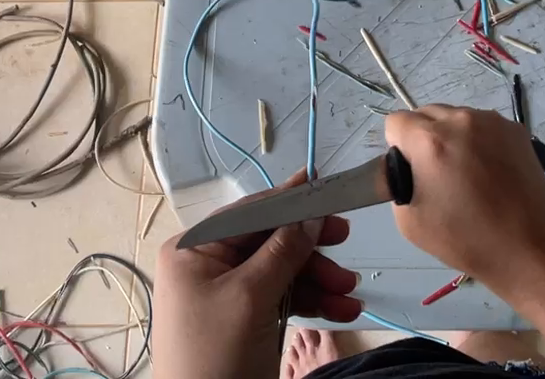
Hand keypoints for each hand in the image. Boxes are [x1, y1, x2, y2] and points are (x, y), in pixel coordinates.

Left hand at [152, 170, 363, 378]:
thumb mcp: (250, 299)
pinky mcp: (243, 320)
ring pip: (281, 270)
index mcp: (194, 249)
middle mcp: (207, 264)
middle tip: (345, 239)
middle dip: (309, 248)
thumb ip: (282, 252)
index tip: (324, 187)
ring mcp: (226, 294)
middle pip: (269, 240)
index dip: (289, 200)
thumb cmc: (214, 358)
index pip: (250, 212)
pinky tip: (341, 310)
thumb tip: (309, 215)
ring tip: (349, 292)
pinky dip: (311, 301)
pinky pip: (281, 297)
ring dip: (318, 279)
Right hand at [384, 105, 544, 289]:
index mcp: (430, 140)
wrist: (528, 248)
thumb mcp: (409, 221)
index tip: (414, 172)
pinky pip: (482, 124)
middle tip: (439, 174)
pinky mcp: (514, 128)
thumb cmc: (465, 239)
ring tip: (469, 173)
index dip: (398, 147)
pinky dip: (478, 140)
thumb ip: (396, 181)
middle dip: (424, 138)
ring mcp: (490, 121)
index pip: (396, 122)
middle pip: (425, 114)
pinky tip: (491, 170)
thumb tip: (402, 163)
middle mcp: (459, 120)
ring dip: (452, 136)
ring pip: (455, 117)